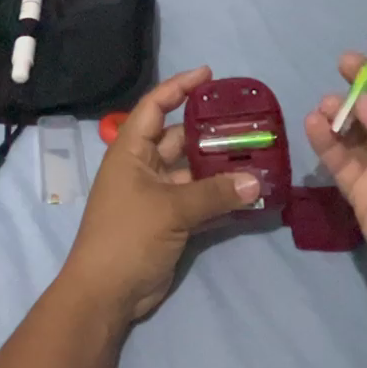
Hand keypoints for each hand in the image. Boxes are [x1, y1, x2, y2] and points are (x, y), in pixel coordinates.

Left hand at [59, 66, 261, 323]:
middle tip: (250, 121)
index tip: (209, 74)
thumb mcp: (171, 209)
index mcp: (131, 151)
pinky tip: (251, 193)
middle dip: (211, 130)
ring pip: (193, 170)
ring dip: (221, 166)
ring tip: (260, 154)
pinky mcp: (169, 220)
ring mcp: (156, 194)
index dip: (179, 87)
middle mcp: (143, 166)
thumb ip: (214, 193)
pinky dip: (221, 196)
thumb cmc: (127, 236)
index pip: (154, 107)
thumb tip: (258, 181)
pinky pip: (199, 199)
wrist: (106, 292)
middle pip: (180, 138)